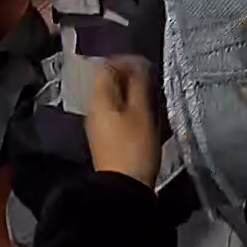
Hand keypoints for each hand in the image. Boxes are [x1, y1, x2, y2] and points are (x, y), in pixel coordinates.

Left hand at [85, 55, 160, 186]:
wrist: (123, 186)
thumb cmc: (135, 146)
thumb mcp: (142, 112)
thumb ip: (140, 84)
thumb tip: (140, 64)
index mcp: (99, 99)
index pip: (107, 66)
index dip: (126, 60)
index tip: (147, 64)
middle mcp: (94, 107)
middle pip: (108, 80)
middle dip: (130, 74)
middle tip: (152, 77)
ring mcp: (98, 122)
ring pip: (113, 95)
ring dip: (132, 90)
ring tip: (152, 93)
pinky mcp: (106, 135)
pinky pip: (116, 109)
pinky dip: (130, 104)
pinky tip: (145, 111)